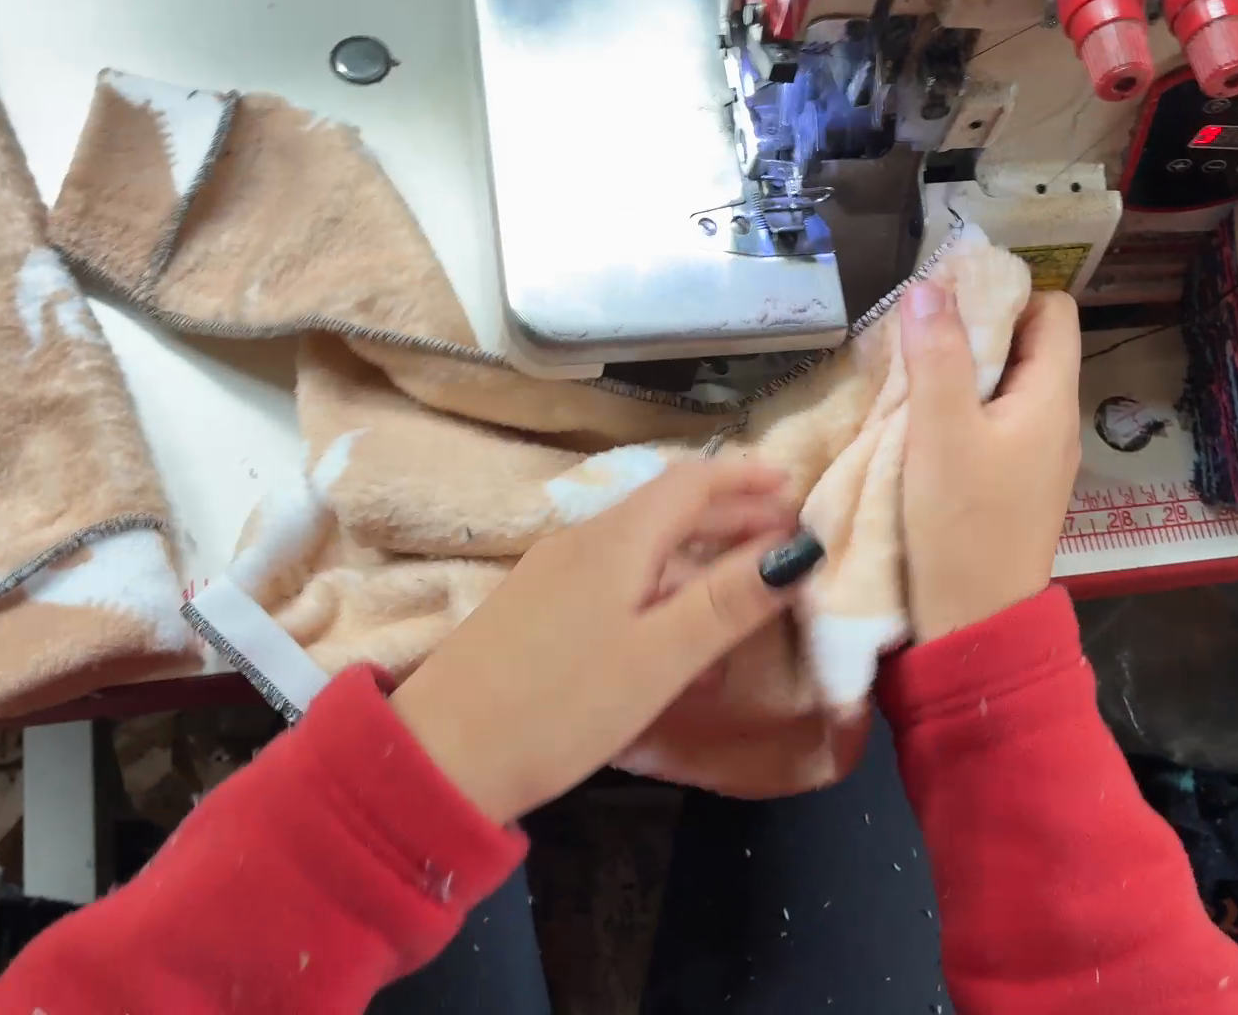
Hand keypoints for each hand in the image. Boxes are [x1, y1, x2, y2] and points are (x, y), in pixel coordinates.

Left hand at [389, 463, 823, 822]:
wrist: (439, 757)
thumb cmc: (562, 704)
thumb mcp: (659, 655)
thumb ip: (728, 600)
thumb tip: (798, 550)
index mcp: (616, 539)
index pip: (692, 482)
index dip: (745, 479)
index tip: (794, 489)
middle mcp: (585, 540)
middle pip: (669, 509)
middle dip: (731, 516)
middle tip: (785, 537)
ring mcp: (557, 574)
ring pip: (645, 546)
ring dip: (700, 553)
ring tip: (746, 579)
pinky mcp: (542, 608)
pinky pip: (619, 578)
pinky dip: (664, 586)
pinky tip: (678, 625)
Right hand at [899, 279, 1081, 641]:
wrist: (975, 616)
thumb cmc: (961, 521)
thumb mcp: (940, 432)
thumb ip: (936, 357)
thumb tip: (929, 286)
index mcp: (1051, 397)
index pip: (1052, 311)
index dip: (1005, 295)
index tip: (948, 302)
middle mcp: (1055, 420)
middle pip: (1028, 348)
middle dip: (975, 332)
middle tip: (917, 338)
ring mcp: (1038, 456)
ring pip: (1007, 388)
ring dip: (964, 374)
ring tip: (913, 379)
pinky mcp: (1015, 484)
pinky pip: (995, 425)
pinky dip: (963, 413)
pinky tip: (924, 427)